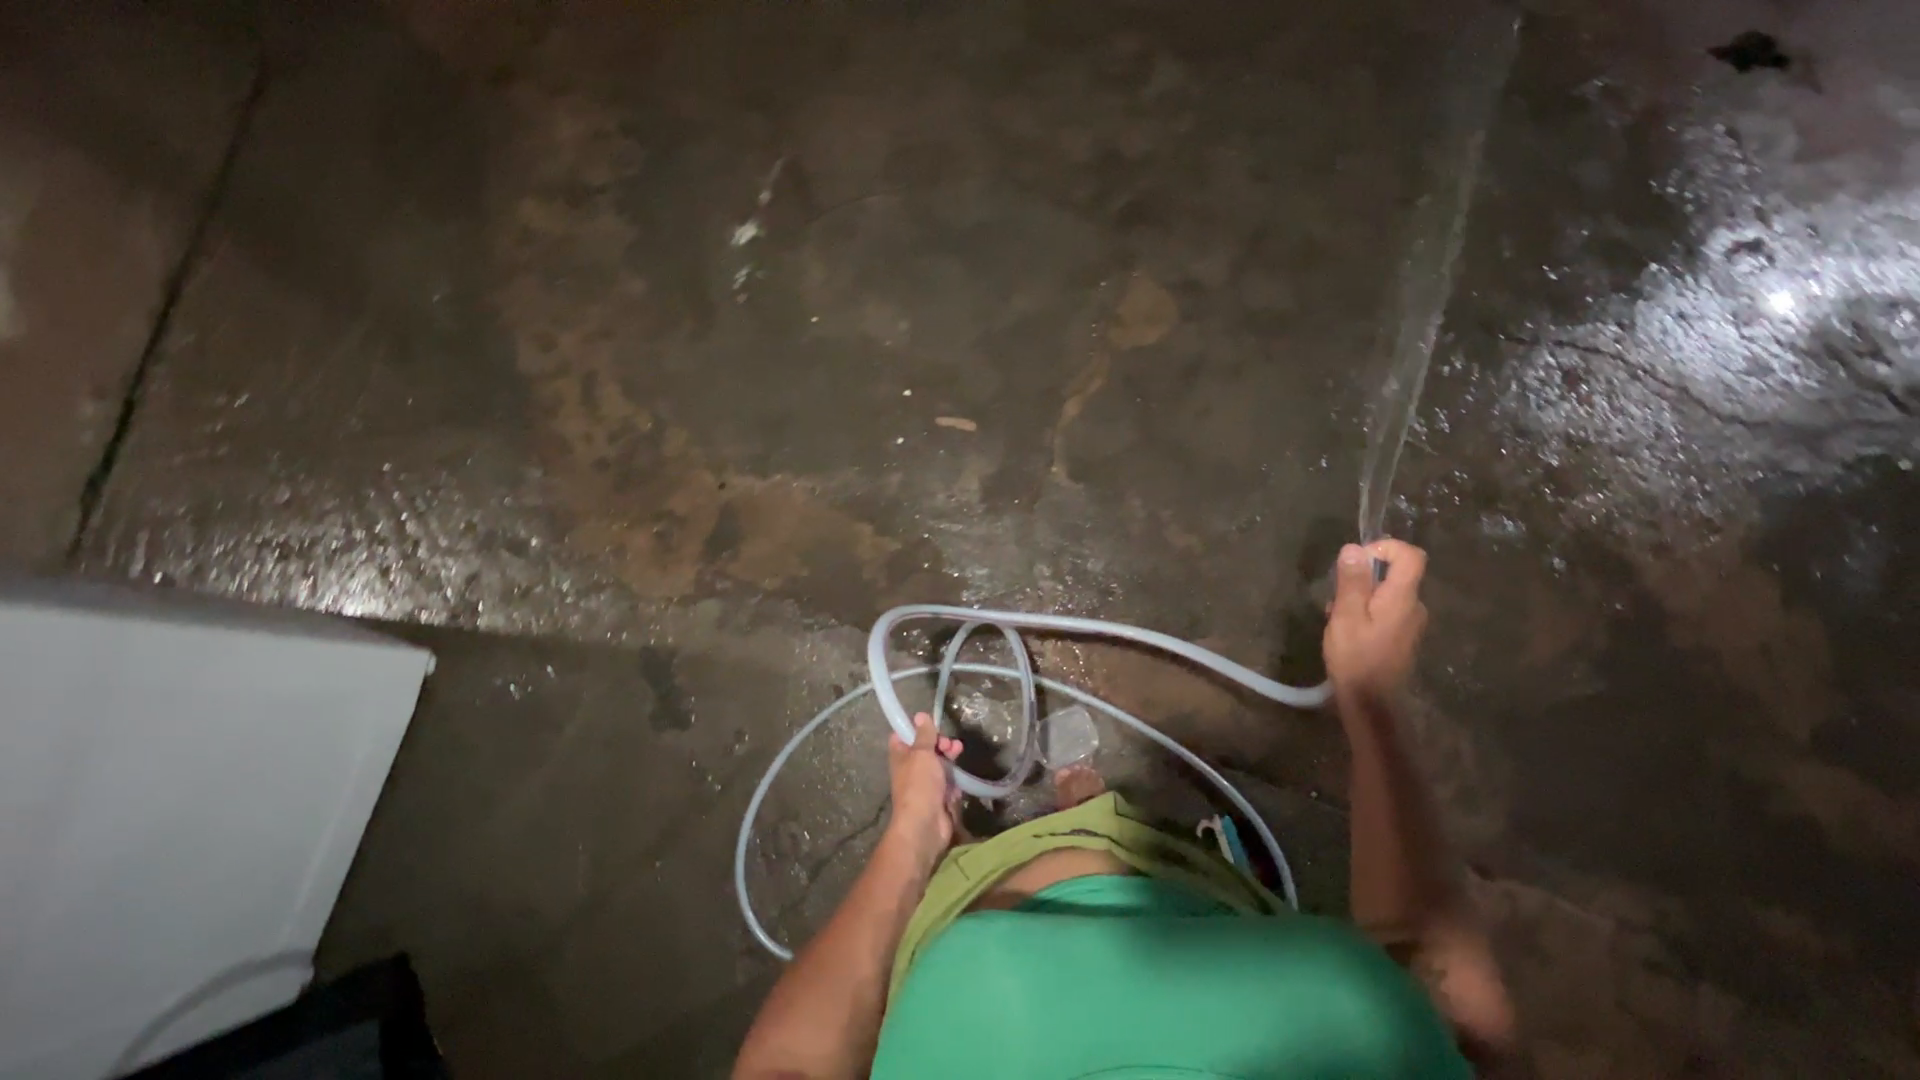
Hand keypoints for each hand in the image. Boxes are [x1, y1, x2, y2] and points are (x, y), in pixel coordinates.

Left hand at [884, 713, 962, 872]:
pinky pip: (949, 782)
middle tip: (949, 744)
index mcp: (900, 755)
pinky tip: (958, 779)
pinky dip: (954, 779)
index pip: (903, 735)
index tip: (930, 725)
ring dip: (950, 758)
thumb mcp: (921, 753)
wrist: (925, 825)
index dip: (916, 729)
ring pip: (939, 764)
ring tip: (959, 752)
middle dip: (939, 743)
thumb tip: (919, 715)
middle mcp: (911, 768)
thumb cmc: (919, 784)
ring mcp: (926, 784)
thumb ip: (924, 734)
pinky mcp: (940, 797)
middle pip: (926, 749)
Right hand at [1324, 538, 1428, 697]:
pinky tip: (1347, 632)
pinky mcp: (1403, 637)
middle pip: (1396, 575)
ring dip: (1361, 597)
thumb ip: (1352, 581)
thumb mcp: (1345, 616)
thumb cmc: (1356, 657)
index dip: (1386, 547)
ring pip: (1387, 594)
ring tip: (1336, 617)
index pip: (1411, 556)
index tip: (1357, 559)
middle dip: (1363, 577)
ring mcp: (1411, 623)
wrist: (1371, 702)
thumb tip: (1354, 548)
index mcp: (1402, 598)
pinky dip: (1367, 612)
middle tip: (1336, 597)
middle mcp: (1414, 606)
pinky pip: (1387, 611)